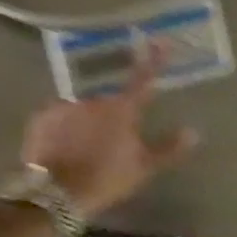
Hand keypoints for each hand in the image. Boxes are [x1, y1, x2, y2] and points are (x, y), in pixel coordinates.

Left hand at [22, 50, 198, 214]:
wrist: (57, 195)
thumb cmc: (106, 180)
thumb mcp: (143, 168)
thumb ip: (168, 148)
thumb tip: (193, 132)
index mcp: (121, 109)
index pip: (143, 78)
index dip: (154, 59)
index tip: (160, 41)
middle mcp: (93, 99)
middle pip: (108, 97)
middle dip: (112, 110)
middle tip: (110, 135)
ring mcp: (65, 105)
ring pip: (82, 106)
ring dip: (86, 119)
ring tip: (83, 145)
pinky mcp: (42, 117)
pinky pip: (58, 116)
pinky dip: (63, 125)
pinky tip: (63, 144)